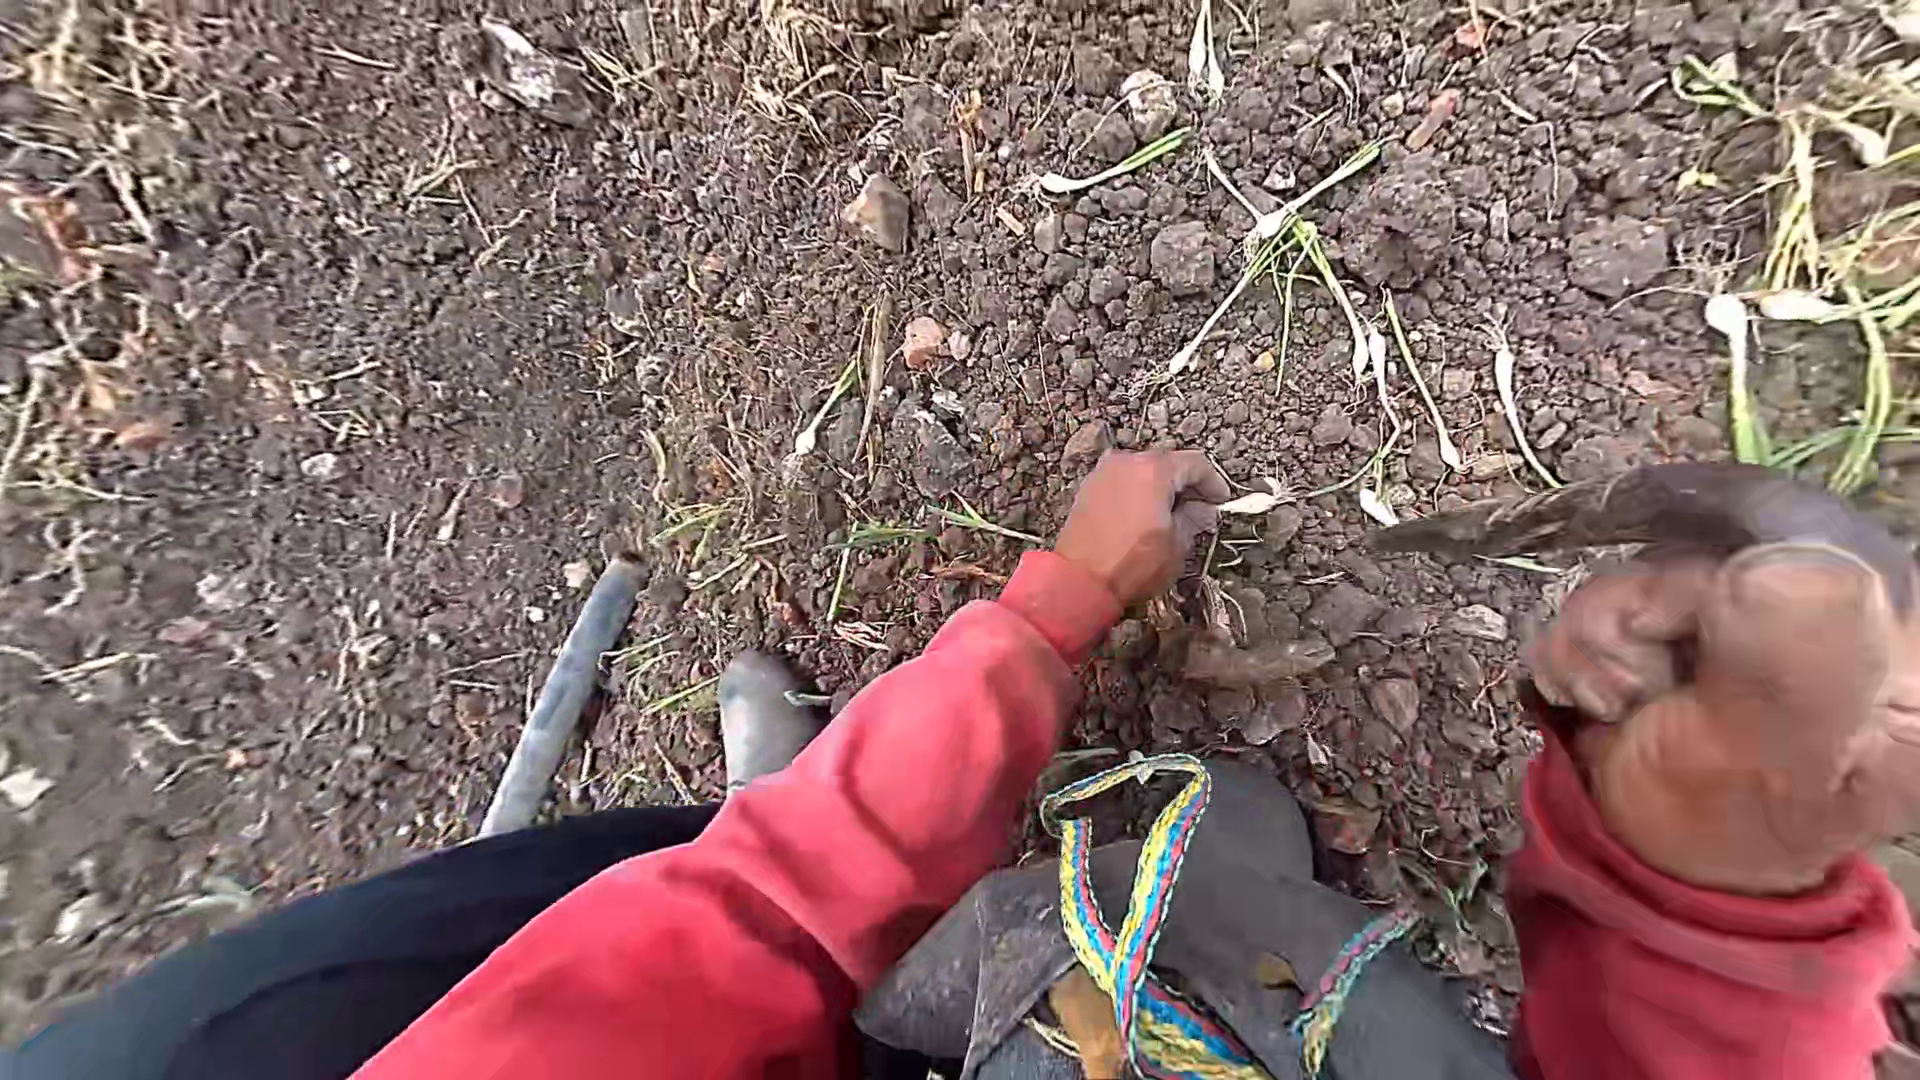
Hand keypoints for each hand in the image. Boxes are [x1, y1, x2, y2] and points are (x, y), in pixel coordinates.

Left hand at [1054, 449, 1229, 607]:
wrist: (1079, 580)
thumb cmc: (1131, 563)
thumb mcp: (1178, 544)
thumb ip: (1195, 518)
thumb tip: (1201, 509)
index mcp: (1153, 470)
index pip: (1195, 464)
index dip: (1213, 483)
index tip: (1220, 500)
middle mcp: (1125, 463)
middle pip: (1167, 464)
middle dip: (1186, 485)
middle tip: (1200, 510)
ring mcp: (1102, 474)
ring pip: (1142, 473)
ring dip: (1161, 489)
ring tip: (1172, 516)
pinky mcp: (1088, 490)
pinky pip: (1122, 483)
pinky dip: (1138, 494)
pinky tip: (1145, 516)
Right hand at [1528, 543, 1919, 894]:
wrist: (1647, 844)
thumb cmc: (1732, 816)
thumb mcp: (1774, 751)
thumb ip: (1791, 662)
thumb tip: (1776, 562)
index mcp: (1887, 643)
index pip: (1785, 552)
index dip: (1706, 590)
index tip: (1678, 652)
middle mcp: (1805, 618)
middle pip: (1684, 567)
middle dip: (1627, 629)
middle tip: (1637, 694)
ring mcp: (1719, 623)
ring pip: (1621, 584)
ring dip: (1586, 648)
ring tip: (1610, 704)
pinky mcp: (1651, 633)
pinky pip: (1581, 610)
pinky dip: (1565, 654)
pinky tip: (1585, 694)